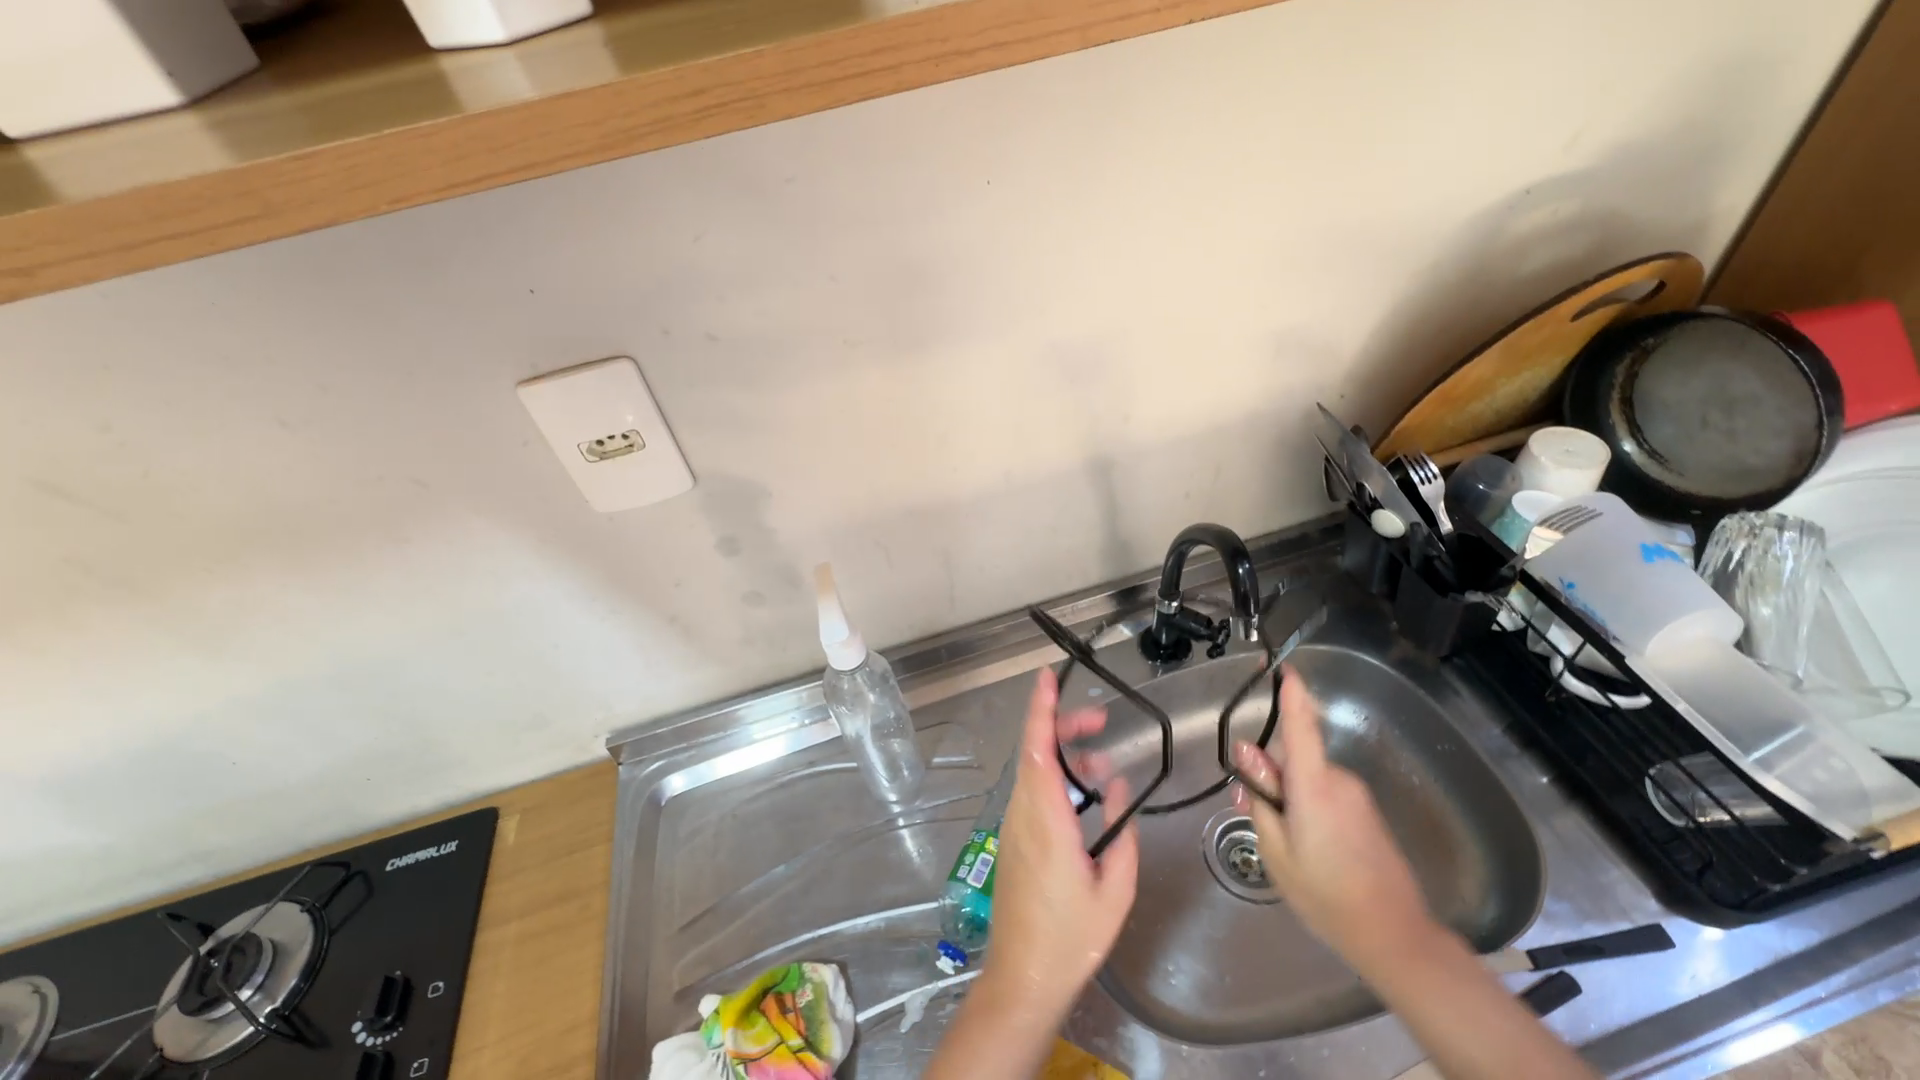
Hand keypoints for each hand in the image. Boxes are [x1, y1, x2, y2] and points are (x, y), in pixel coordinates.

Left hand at [979, 668, 1139, 1020]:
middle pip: (1035, 753)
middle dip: (1063, 727)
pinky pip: (1033, 794)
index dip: (1040, 710)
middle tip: (1101, 722)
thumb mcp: (1115, 887)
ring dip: (1064, 758)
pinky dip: (1057, 781)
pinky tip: (1085, 799)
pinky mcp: (1013, 841)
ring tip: (1103, 769)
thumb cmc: (1071, 936)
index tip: (1047, 678)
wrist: (1024, 976)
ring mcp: (1013, 827)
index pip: (1036, 750)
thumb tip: (1113, 787)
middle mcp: (1022, 815)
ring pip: (1034, 773)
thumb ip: (1120, 831)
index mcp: (1046, 820)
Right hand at [1233, 665, 1435, 971]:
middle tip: (1247, 809)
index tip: (1284, 666)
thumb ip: (1261, 796)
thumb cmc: (1323, 894)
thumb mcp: (1275, 848)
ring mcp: (1356, 796)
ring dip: (1287, 797)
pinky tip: (1305, 848)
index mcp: (1314, 785)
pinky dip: (1306, 808)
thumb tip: (1248, 751)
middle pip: (1294, 758)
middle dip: (1268, 774)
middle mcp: (1339, 780)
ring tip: (1280, 842)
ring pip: (1307, 780)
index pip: (1301, 726)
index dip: (1292, 694)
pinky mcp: (1365, 813)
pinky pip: (1325, 795)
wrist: (1391, 933)